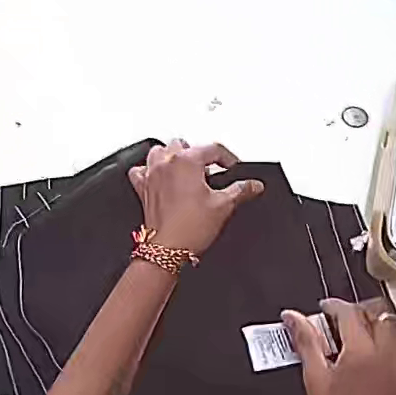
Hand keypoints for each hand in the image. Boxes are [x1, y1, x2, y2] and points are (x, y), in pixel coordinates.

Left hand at [127, 140, 263, 254]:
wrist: (167, 249)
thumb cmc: (190, 228)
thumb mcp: (224, 205)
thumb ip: (241, 190)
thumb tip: (254, 185)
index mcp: (187, 161)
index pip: (213, 148)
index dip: (228, 158)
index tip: (234, 168)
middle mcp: (166, 163)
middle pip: (184, 144)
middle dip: (200, 154)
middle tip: (212, 170)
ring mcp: (152, 174)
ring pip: (160, 151)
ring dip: (174, 156)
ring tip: (188, 169)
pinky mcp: (143, 189)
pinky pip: (141, 170)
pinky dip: (150, 170)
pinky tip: (161, 178)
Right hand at [283, 298, 395, 394]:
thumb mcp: (316, 382)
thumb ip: (306, 342)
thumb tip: (293, 318)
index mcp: (363, 353)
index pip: (350, 311)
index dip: (334, 307)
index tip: (326, 310)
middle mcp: (392, 356)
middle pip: (379, 313)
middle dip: (360, 314)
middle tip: (343, 327)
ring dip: (379, 334)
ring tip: (360, 354)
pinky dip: (394, 356)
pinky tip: (378, 373)